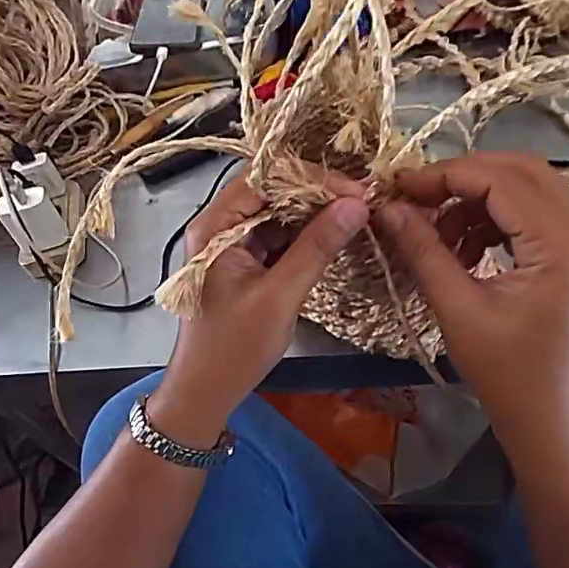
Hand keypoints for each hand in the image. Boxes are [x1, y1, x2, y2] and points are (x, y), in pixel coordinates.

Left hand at [150, 166, 367, 447]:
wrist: (205, 391)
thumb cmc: (234, 348)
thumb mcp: (280, 296)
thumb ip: (316, 247)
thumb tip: (357, 205)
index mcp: (215, 225)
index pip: (265, 176)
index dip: (311, 178)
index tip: (356, 192)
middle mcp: (219, 225)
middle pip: (271, 189)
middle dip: (317, 192)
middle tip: (363, 201)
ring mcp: (231, 243)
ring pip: (278, 212)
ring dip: (315, 213)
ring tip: (356, 215)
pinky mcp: (244, 261)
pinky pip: (278, 235)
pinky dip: (305, 235)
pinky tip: (334, 236)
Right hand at [376, 153, 568, 431]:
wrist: (547, 414)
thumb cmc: (504, 371)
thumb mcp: (456, 308)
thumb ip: (424, 250)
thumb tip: (389, 207)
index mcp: (563, 245)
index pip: (502, 181)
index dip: (446, 176)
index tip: (401, 187)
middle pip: (521, 171)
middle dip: (462, 178)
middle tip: (417, 198)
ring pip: (526, 188)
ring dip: (476, 201)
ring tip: (440, 236)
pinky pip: (532, 213)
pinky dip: (493, 220)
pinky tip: (465, 250)